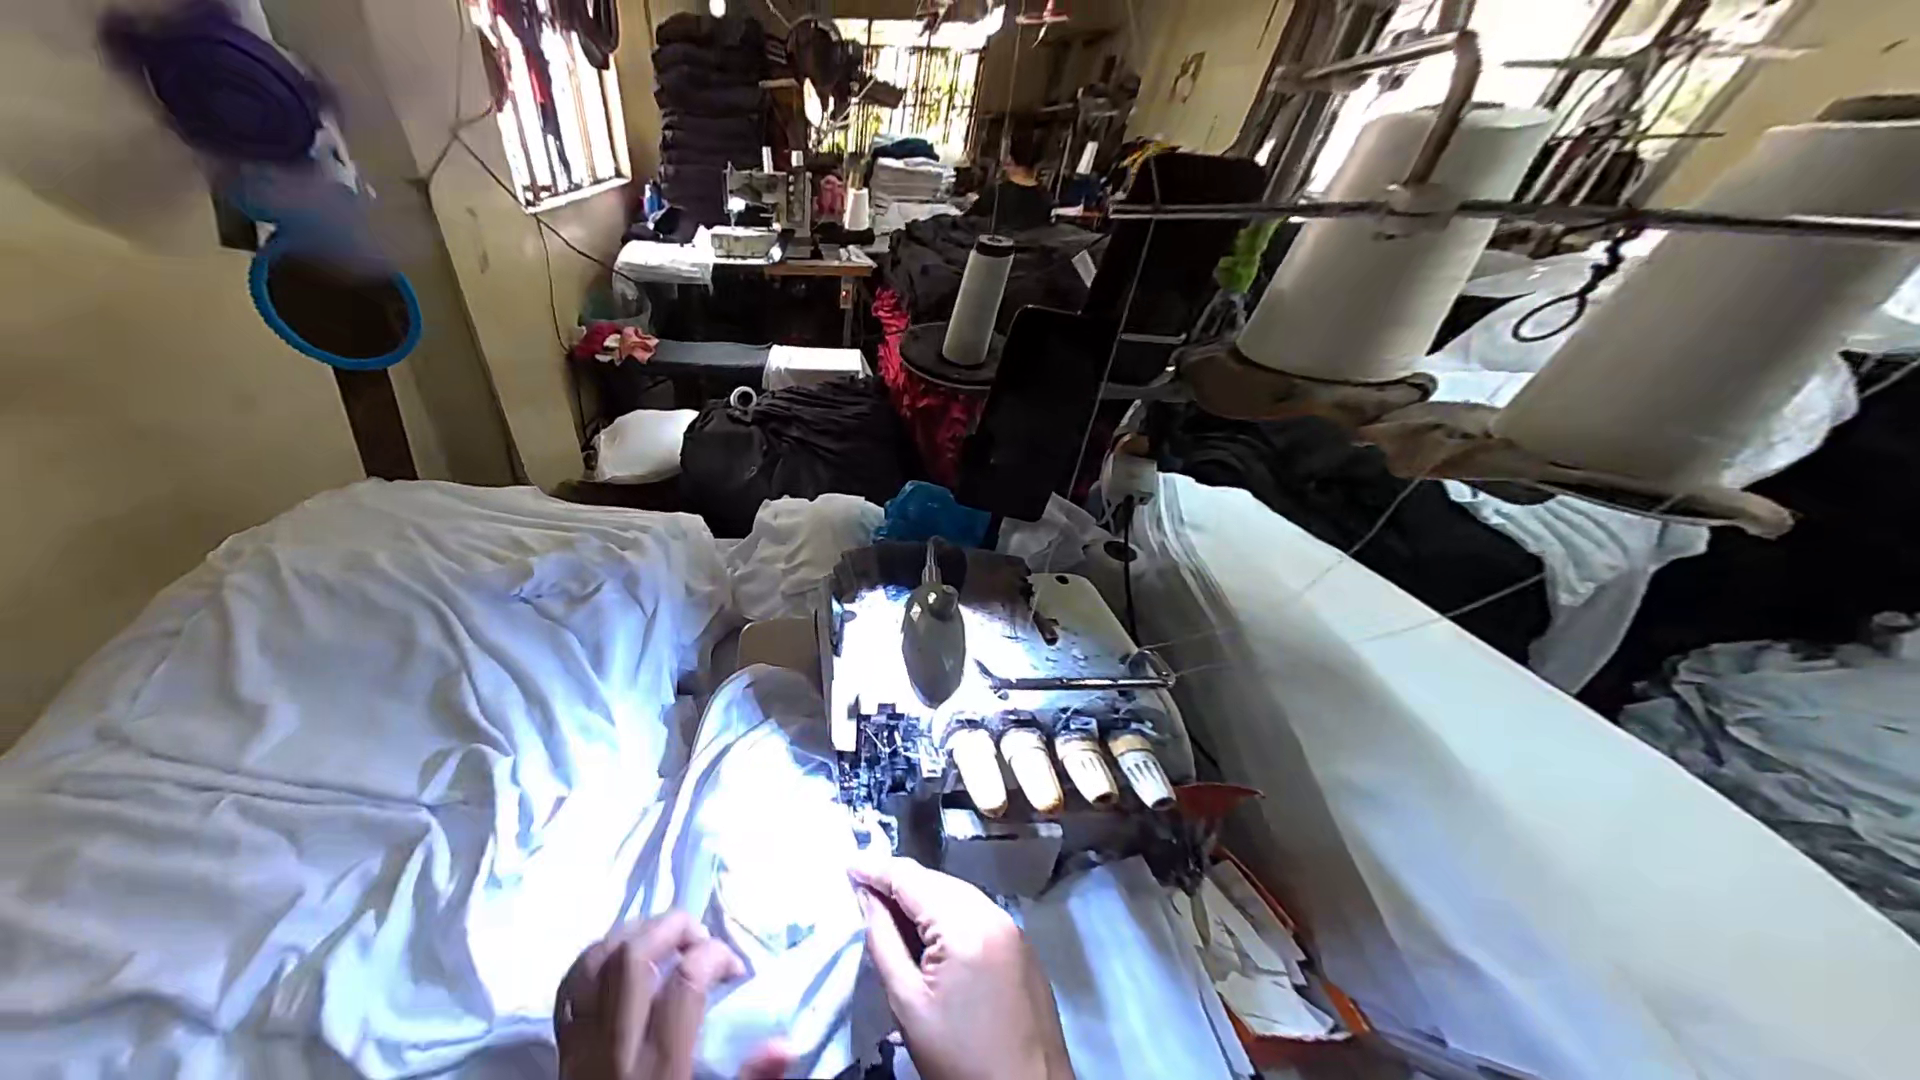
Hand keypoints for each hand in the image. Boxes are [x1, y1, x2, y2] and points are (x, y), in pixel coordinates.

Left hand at [555, 912, 790, 1079]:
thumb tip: (786, 1043)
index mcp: (660, 1070)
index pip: (684, 983)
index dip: (715, 955)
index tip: (735, 969)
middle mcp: (614, 1052)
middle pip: (632, 959)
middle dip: (673, 927)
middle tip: (701, 939)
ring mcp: (579, 1052)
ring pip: (594, 964)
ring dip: (634, 934)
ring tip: (666, 940)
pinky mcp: (562, 1056)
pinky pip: (569, 988)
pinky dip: (598, 958)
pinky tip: (624, 959)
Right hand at [852, 857, 1073, 1079]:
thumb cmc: (959, 1059)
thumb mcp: (908, 1003)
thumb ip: (884, 941)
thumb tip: (868, 898)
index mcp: (964, 924)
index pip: (912, 879)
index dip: (877, 870)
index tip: (849, 865)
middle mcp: (991, 912)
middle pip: (935, 880)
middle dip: (899, 881)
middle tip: (864, 887)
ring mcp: (1011, 926)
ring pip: (956, 893)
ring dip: (923, 895)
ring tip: (889, 907)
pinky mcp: (1021, 943)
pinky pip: (975, 911)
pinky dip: (948, 911)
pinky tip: (929, 930)